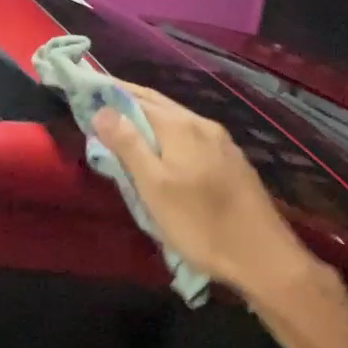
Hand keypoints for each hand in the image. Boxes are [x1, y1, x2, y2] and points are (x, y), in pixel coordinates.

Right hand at [93, 82, 323, 306]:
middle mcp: (202, 125)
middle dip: (127, 100)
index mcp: (180, 126)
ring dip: (148, 117)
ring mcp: (222, 143)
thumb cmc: (200, 224)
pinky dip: (167, 133)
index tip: (84, 89)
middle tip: (98, 103)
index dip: (108, 92)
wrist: (264, 258)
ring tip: (124, 126)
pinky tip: (162, 149)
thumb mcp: (154, 187)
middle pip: (158, 103)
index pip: (136, 97)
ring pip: (176, 120)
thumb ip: (128, 145)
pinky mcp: (232, 161)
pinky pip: (190, 135)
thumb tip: (102, 109)